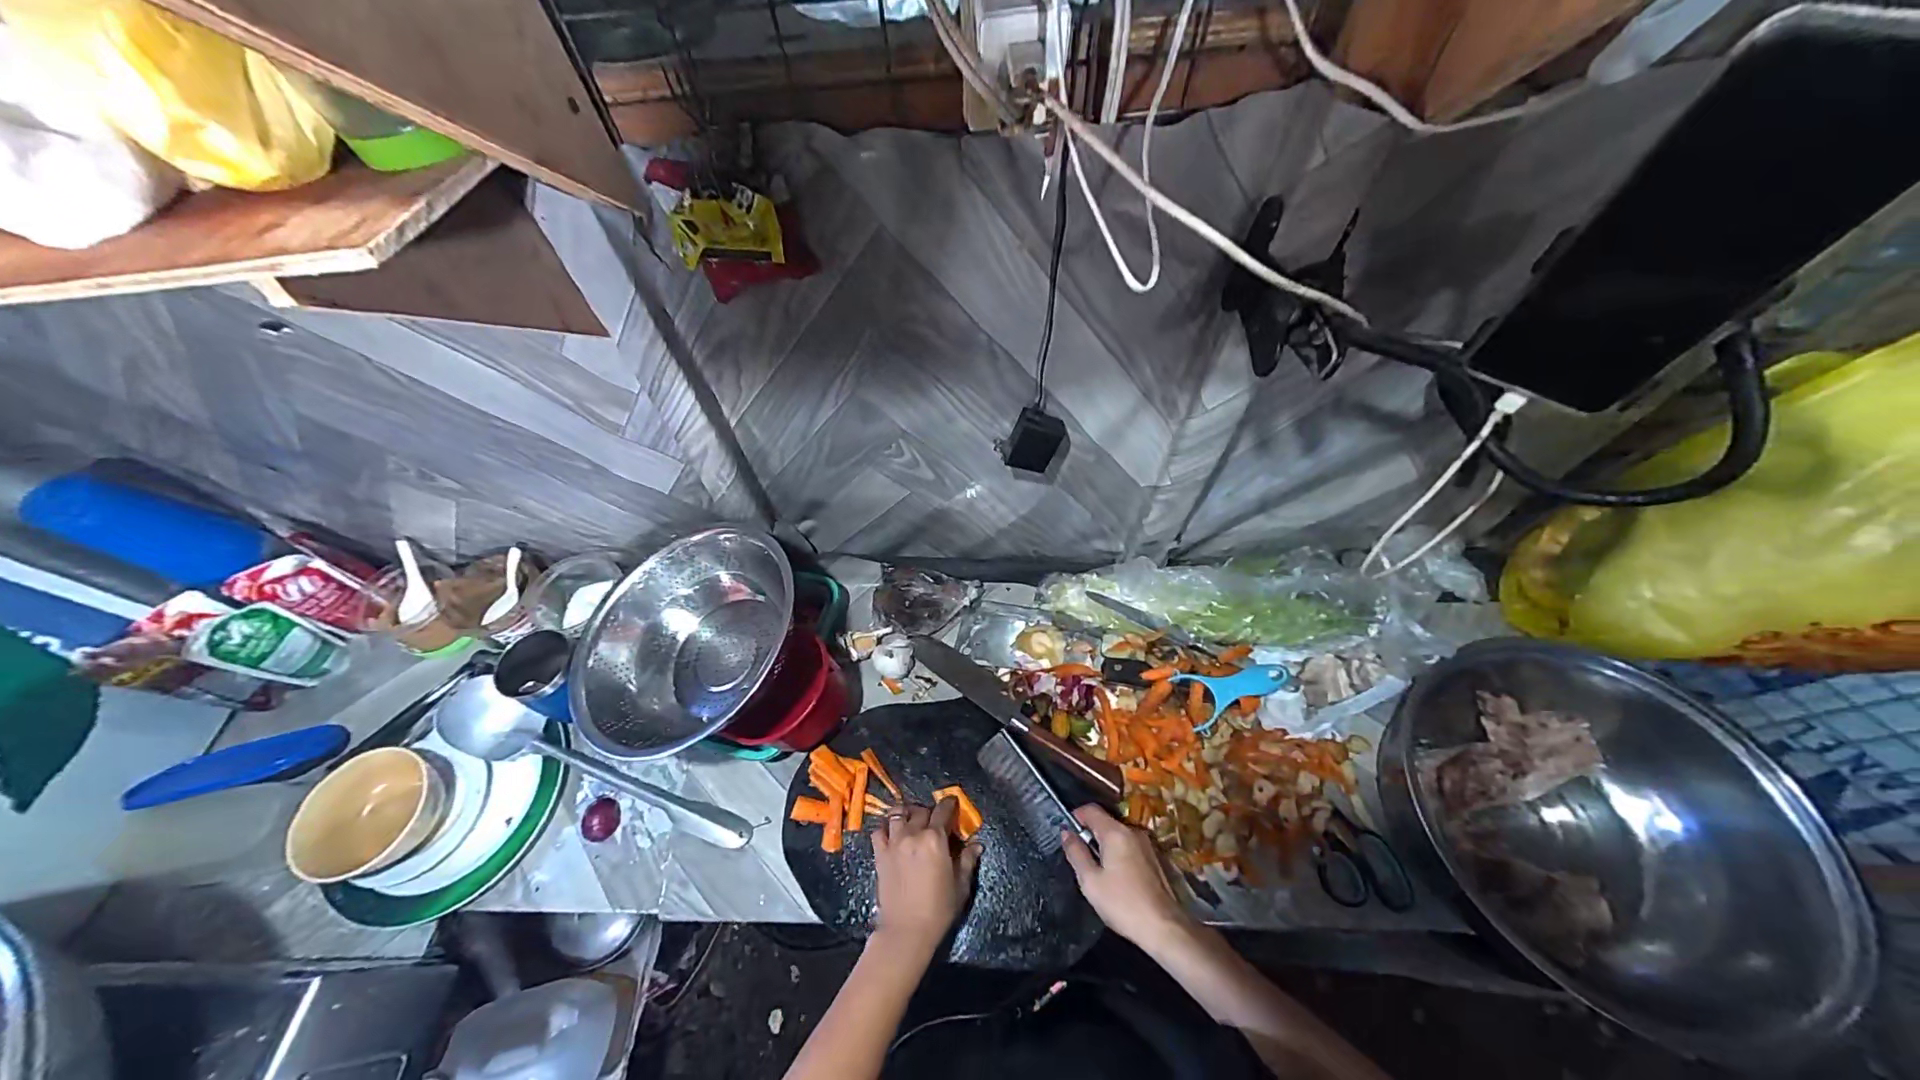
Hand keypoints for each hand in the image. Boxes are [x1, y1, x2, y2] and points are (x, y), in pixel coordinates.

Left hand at [871, 797, 982, 953]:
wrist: (906, 930)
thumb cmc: (938, 909)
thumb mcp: (960, 885)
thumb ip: (967, 860)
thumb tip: (976, 844)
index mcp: (936, 838)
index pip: (943, 810)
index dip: (949, 804)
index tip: (952, 804)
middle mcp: (913, 834)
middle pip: (921, 810)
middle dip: (929, 812)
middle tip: (934, 821)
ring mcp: (894, 842)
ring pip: (898, 814)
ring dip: (907, 813)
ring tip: (911, 820)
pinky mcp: (880, 854)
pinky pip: (879, 831)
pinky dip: (886, 827)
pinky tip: (892, 833)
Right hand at [1062, 804, 1195, 949]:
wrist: (1165, 928)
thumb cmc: (1123, 904)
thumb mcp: (1090, 881)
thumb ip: (1076, 853)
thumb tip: (1066, 833)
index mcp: (1116, 833)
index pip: (1091, 809)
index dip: (1076, 817)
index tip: (1067, 834)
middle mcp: (1133, 831)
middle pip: (1106, 822)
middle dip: (1090, 834)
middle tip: (1081, 859)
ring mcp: (1147, 844)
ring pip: (1119, 835)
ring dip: (1105, 846)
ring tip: (1099, 873)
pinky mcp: (1156, 859)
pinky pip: (1130, 847)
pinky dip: (1120, 854)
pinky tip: (1119, 879)